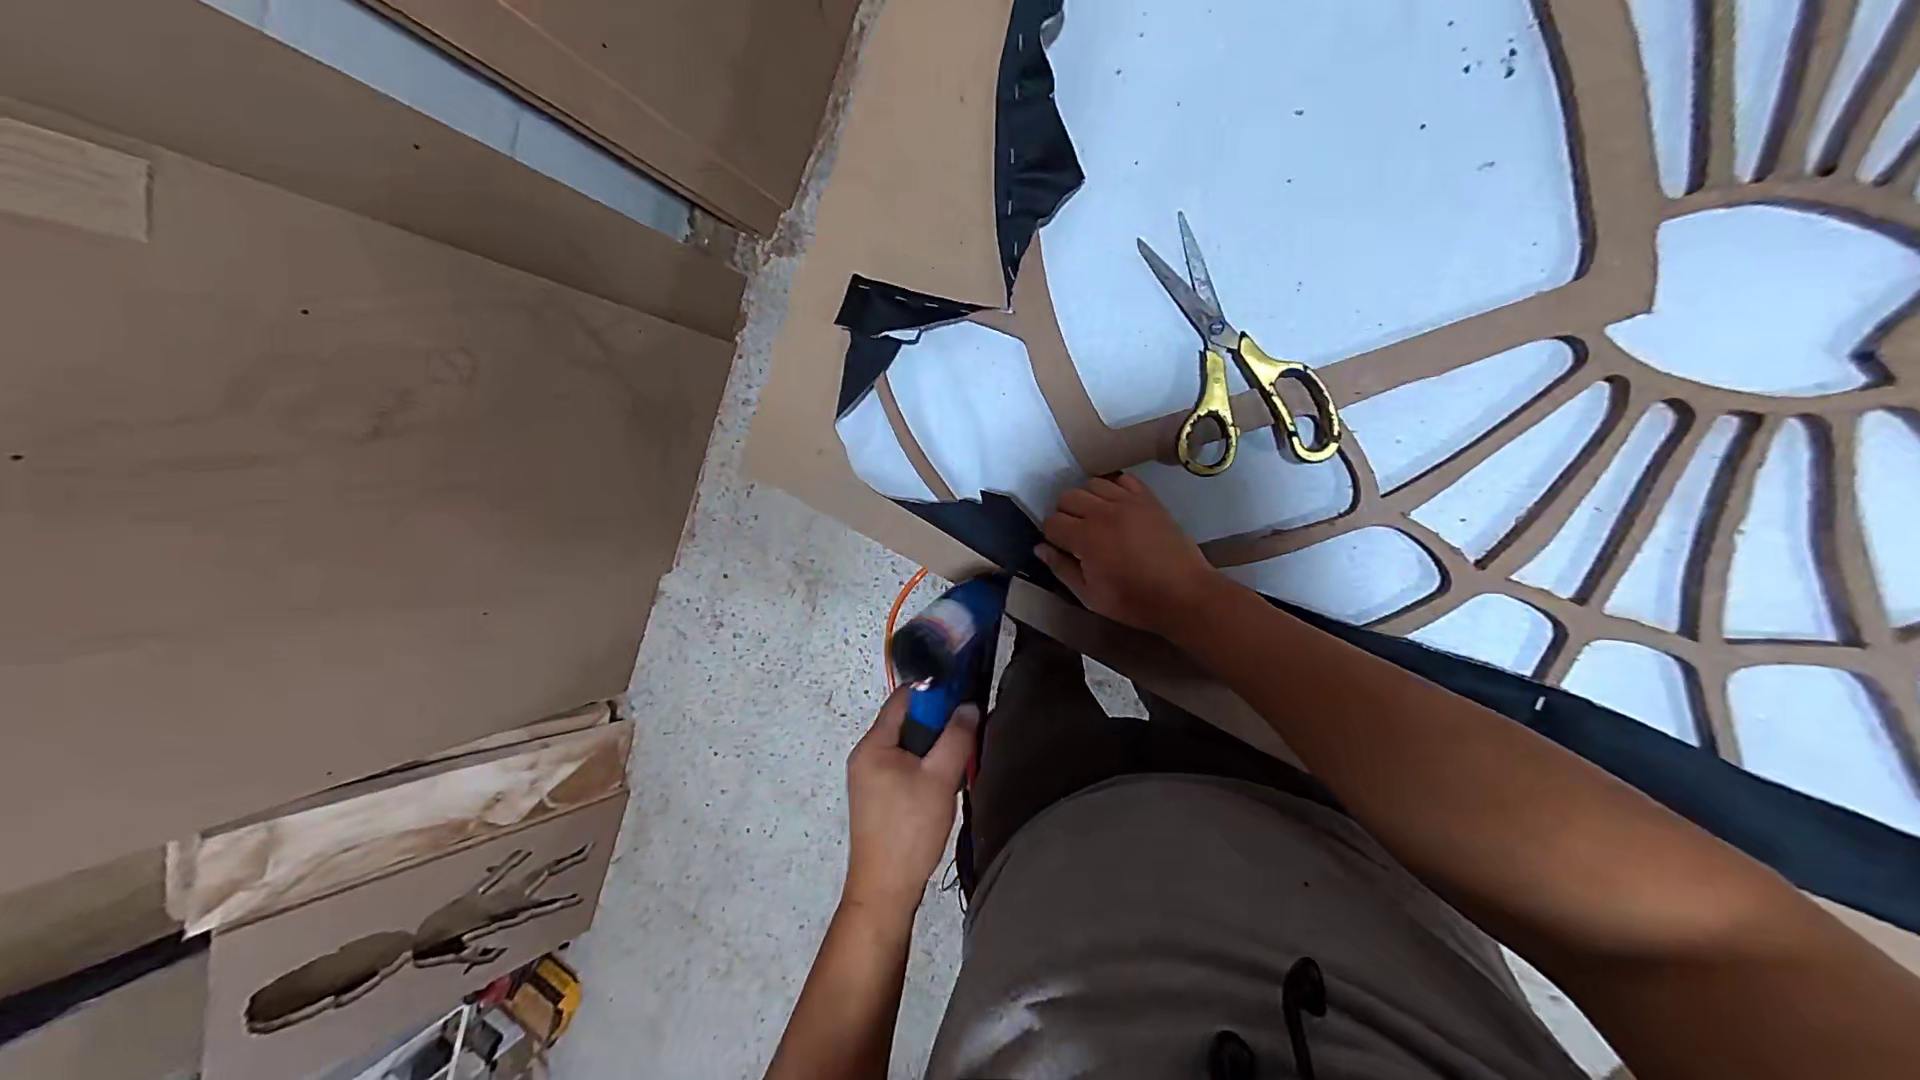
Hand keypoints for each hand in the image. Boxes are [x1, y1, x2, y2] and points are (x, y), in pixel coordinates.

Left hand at [841, 688, 976, 918]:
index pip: (903, 698)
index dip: (934, 691)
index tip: (963, 693)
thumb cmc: (910, 829)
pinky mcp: (879, 797)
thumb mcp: (941, 778)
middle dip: (938, 722)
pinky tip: (947, 779)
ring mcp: (870, 778)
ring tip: (962, 755)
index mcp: (873, 745)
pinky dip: (926, 765)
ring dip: (934, 746)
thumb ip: (957, 737)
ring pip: (908, 746)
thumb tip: (969, 706)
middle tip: (968, 728)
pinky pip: (905, 766)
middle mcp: (866, 756)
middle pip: (906, 722)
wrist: (886, 890)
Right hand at [1036, 474, 1227, 636]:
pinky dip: (1113, 488)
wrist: (1184, 594)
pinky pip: (1122, 479)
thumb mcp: (1090, 596)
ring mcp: (1128, 501)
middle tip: (1076, 535)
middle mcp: (1103, 512)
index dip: (1052, 537)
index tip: (1062, 550)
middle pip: (1068, 496)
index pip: (1052, 522)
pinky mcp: (1149, 499)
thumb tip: (1041, 549)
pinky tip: (1116, 507)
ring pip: (1092, 484)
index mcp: (1086, 537)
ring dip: (1087, 500)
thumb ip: (1062, 569)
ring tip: (1096, 519)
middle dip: (1064, 515)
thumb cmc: (1134, 601)